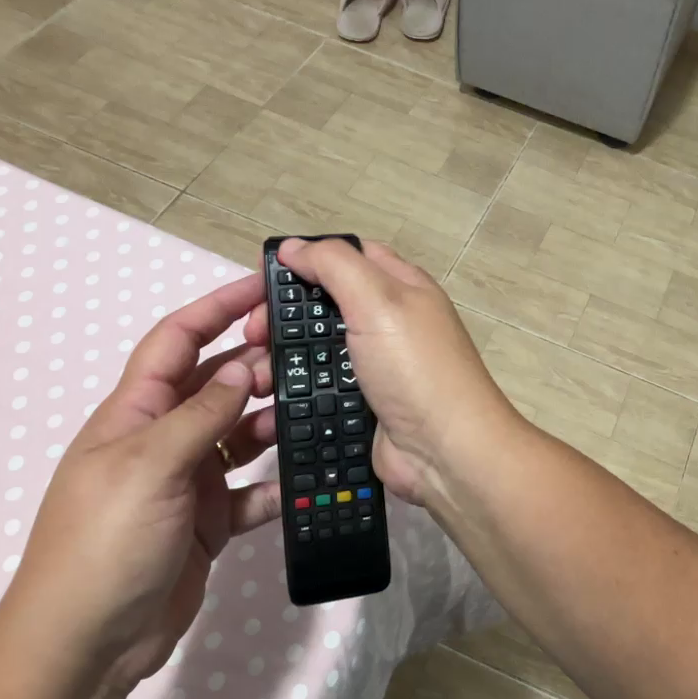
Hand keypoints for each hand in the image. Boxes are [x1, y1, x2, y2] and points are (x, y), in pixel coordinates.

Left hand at [0, 275, 281, 687]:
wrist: (87, 645)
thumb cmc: (104, 543)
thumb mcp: (150, 467)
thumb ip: (202, 415)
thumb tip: (246, 367)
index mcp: (134, 413)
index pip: (176, 341)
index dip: (217, 308)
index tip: (264, 287)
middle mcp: (162, 439)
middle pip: (216, 384)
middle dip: (259, 364)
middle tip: (312, 356)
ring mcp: (187, 482)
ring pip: (241, 435)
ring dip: (275, 422)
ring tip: (318, 413)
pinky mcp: (210, 521)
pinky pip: (252, 490)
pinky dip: (278, 485)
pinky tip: (309, 481)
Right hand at [277, 238, 521, 506]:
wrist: (446, 451)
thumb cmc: (415, 368)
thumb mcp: (379, 301)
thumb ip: (335, 265)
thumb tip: (294, 246)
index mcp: (402, 287)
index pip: (349, 255)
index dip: (307, 258)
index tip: (262, 275)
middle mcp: (391, 322)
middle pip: (327, 304)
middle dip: (285, 312)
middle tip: (252, 332)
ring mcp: (377, 367)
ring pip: (319, 350)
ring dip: (283, 356)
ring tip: (251, 372)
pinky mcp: (364, 405)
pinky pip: (321, 389)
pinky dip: (295, 391)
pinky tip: (267, 399)